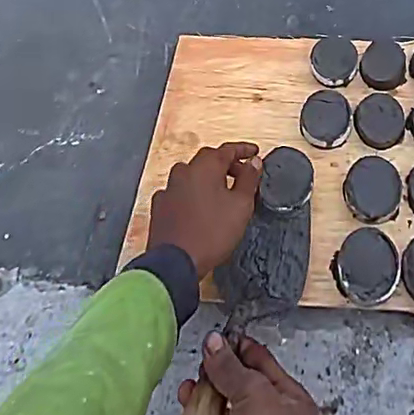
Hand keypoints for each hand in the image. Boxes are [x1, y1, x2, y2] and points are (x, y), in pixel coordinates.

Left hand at [148, 143, 260, 277]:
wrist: (174, 266)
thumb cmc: (211, 233)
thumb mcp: (242, 204)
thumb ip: (249, 179)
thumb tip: (254, 162)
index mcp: (206, 167)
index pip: (228, 149)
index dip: (244, 150)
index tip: (254, 152)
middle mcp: (184, 173)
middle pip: (208, 159)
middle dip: (226, 163)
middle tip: (242, 174)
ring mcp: (169, 190)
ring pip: (191, 175)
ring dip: (207, 178)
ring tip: (221, 191)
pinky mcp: (159, 208)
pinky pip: (178, 192)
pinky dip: (191, 193)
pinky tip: (198, 206)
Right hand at [179, 332, 319, 414]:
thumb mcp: (256, 395)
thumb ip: (235, 369)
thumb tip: (215, 342)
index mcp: (292, 401)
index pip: (263, 363)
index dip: (240, 347)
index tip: (219, 336)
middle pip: (241, 389)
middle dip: (218, 375)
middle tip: (200, 362)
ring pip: (223, 413)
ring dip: (204, 398)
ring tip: (188, 388)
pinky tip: (187, 413)